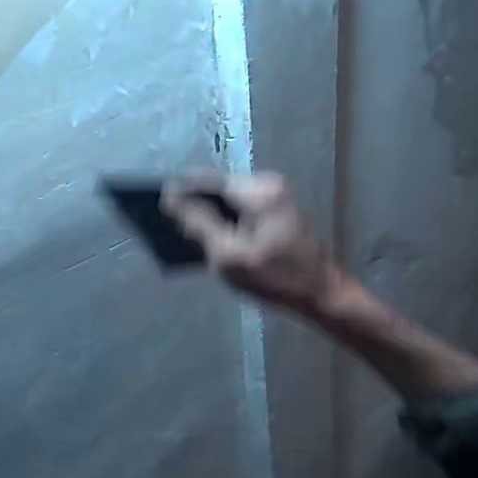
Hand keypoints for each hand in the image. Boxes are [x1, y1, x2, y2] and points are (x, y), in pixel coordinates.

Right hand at [163, 172, 343, 313]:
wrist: (324, 295)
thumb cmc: (277, 279)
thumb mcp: (230, 256)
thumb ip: (199, 225)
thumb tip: (171, 199)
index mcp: (258, 191)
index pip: (207, 181)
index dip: (179, 192)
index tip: (154, 205)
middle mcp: (267, 185)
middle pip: (217, 189)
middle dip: (194, 206)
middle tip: (171, 228)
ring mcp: (274, 197)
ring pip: (227, 201)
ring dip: (208, 217)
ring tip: (187, 237)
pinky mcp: (276, 212)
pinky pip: (240, 210)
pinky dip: (224, 222)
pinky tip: (212, 242)